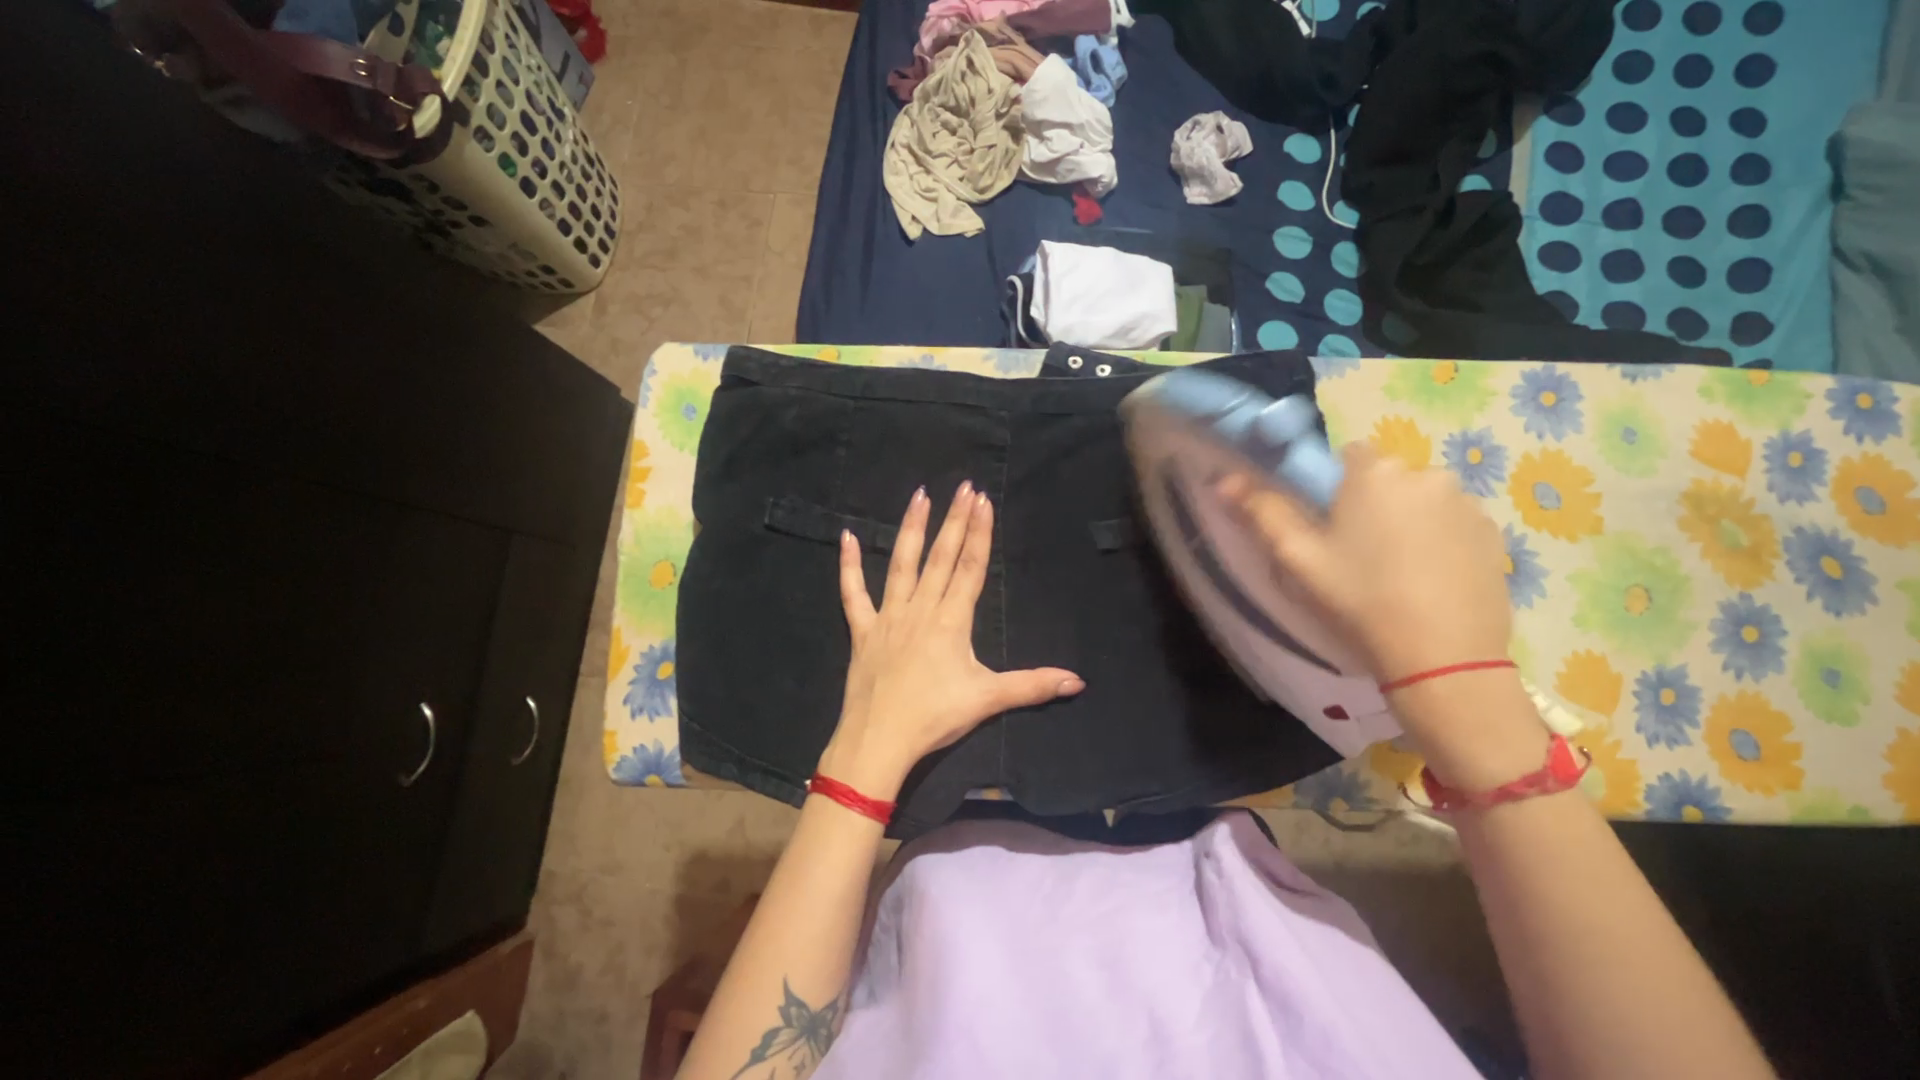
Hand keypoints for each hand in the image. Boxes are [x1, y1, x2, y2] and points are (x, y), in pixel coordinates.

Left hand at [818, 481, 1084, 799]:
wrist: (878, 740)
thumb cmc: (934, 718)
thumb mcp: (988, 700)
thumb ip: (1032, 686)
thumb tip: (1078, 681)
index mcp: (951, 621)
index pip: (970, 567)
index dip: (979, 533)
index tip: (983, 500)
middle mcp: (920, 609)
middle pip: (941, 557)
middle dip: (954, 520)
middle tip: (963, 486)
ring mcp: (888, 617)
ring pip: (901, 564)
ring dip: (911, 529)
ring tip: (920, 496)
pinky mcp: (862, 631)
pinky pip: (853, 593)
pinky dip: (849, 565)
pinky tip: (846, 536)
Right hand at [1223, 445, 1541, 777]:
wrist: (1442, 657)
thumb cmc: (1359, 600)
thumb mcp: (1298, 559)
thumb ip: (1262, 511)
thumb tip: (1223, 479)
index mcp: (1374, 471)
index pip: (1347, 457)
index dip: (1333, 489)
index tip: (1328, 528)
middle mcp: (1426, 472)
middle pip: (1387, 478)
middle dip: (1372, 504)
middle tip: (1357, 556)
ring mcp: (1467, 503)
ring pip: (1422, 501)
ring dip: (1408, 522)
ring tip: (1397, 573)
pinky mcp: (1493, 534)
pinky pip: (1454, 525)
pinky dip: (1440, 542)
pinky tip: (1428, 582)